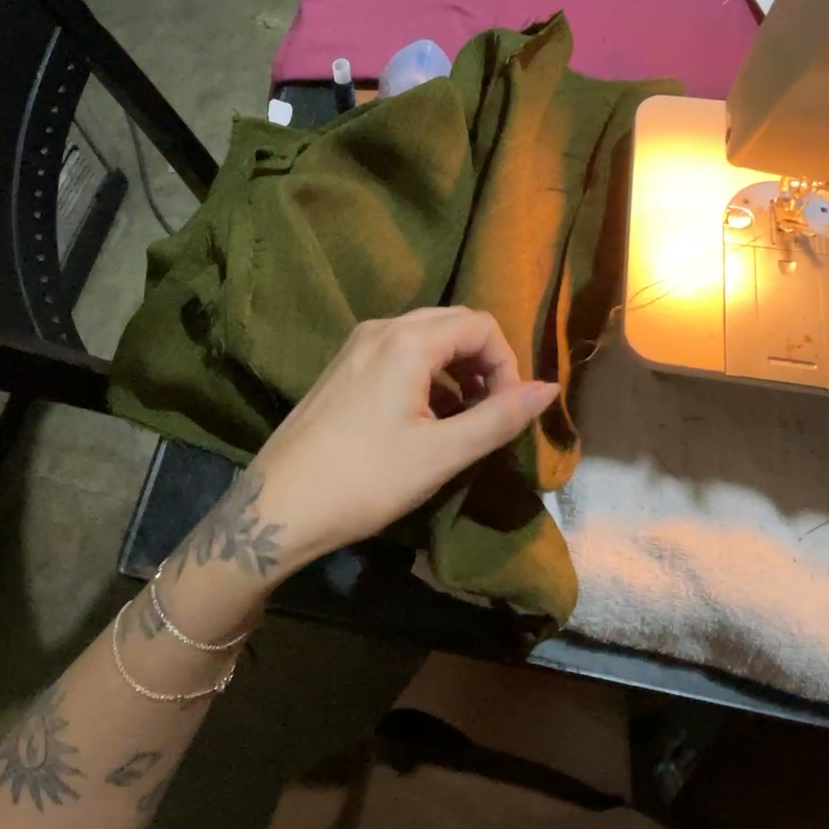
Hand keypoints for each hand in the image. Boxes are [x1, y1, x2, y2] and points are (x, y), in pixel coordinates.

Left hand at [248, 307, 557, 572]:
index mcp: (407, 341)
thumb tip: (549, 388)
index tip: (507, 411)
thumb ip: (499, 417)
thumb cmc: (365, 480)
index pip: (481, 324)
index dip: (507, 363)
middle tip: (490, 411)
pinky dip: (426, 374)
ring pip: (425, 337)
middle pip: (452, 323)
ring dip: (455, 368)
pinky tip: (425, 418)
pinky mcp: (342, 368)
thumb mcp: (442, 454)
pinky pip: (398, 353)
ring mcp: (355, 347)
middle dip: (483, 362)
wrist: (279, 506)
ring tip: (462, 418)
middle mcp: (380, 330)